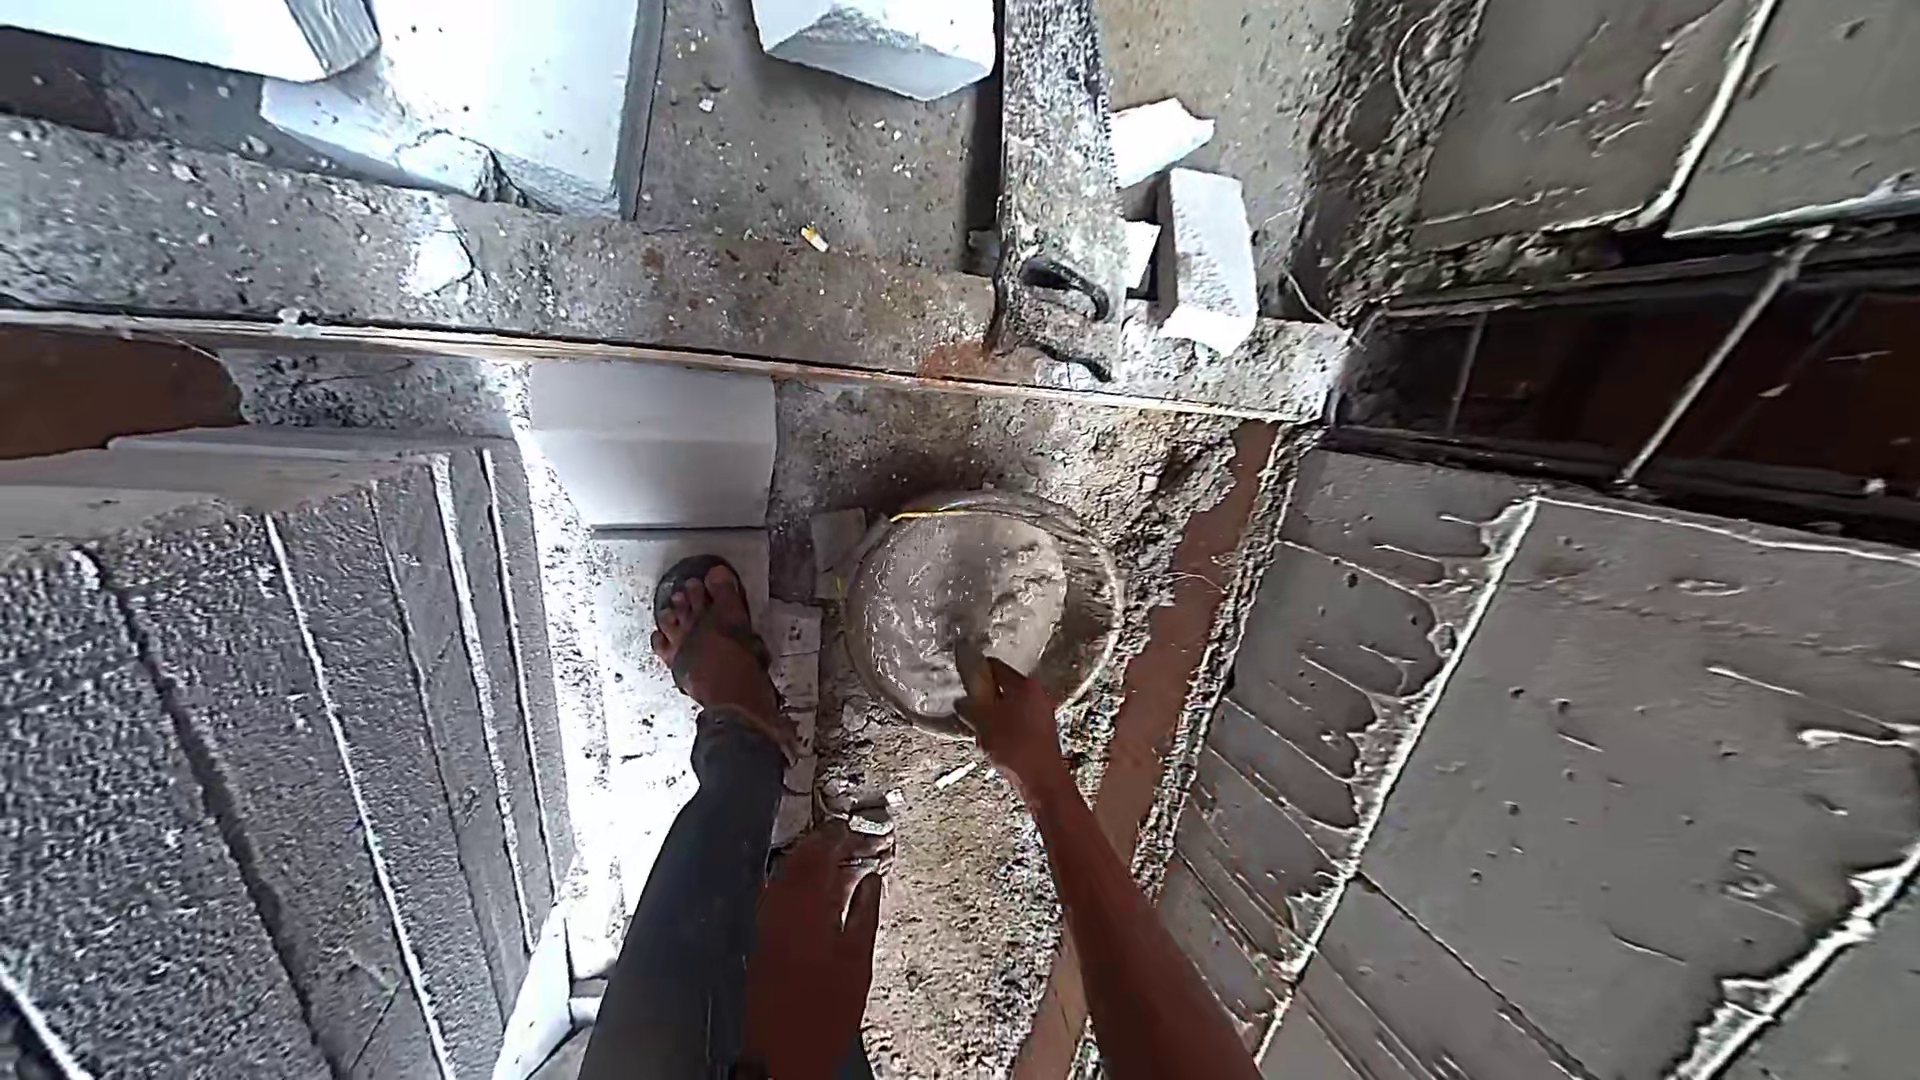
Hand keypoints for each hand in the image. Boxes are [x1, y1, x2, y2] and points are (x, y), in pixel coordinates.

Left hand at [741, 819, 889, 1079]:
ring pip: (787, 872)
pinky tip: (808, 883)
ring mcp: (768, 922)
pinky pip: (778, 893)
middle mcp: (782, 909)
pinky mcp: (762, 938)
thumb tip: (872, 879)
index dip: (838, 835)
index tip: (852, 826)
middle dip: (822, 841)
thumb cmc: (824, 1014)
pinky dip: (795, 879)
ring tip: (831, 852)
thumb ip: (864, 913)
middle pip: (800, 858)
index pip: (821, 855)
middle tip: (844, 833)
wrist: (782, 1058)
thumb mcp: (857, 962)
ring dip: (808, 857)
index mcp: (808, 909)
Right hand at [955, 650, 1070, 799]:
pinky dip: (1006, 725)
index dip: (977, 670)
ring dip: (995, 712)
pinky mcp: (1043, 730)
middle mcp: (1038, 694)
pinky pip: (1019, 720)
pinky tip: (996, 741)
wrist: (1041, 779)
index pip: (996, 667)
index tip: (964, 679)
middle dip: (986, 696)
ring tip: (982, 728)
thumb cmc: (1014, 746)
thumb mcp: (983, 723)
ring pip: (1011, 704)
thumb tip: (961, 702)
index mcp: (1025, 685)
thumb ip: (970, 708)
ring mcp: (1043, 712)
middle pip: (1005, 686)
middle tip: (970, 707)